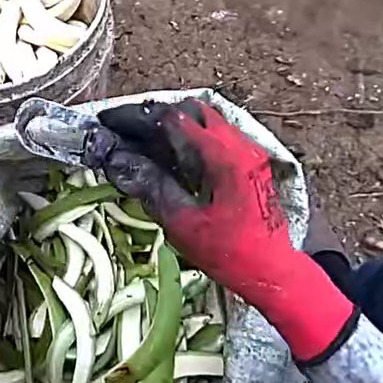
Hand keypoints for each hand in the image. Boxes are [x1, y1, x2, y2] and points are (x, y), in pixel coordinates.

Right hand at [87, 99, 356, 362]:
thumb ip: (150, 185)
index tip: (107, 122)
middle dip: (151, 116)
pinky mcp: (248, 160)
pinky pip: (213, 135)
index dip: (134, 118)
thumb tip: (116, 159)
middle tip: (120, 129)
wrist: (275, 272)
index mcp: (222, 156)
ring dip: (168, 125)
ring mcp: (247, 150)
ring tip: (137, 139)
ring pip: (202, 120)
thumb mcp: (182, 222)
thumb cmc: (229, 252)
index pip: (171, 119)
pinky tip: (165, 154)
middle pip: (188, 110)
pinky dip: (185, 136)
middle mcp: (238, 144)